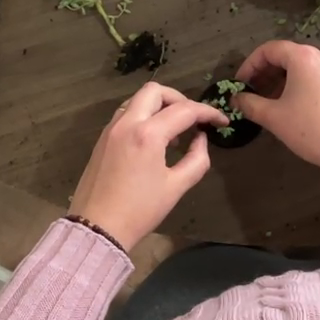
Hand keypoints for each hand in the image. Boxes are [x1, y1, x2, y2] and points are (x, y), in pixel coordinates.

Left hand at [69, 82, 228, 251]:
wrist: (97, 228)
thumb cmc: (140, 210)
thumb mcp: (176, 187)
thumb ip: (196, 159)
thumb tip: (200, 139)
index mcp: (148, 134)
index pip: (185, 110)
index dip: (208, 112)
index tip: (222, 121)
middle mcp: (127, 123)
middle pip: (155, 91)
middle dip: (179, 99)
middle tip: (193, 119)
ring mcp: (111, 129)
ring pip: (137, 99)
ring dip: (159, 106)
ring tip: (173, 131)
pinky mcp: (102, 139)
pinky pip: (126, 114)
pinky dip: (143, 116)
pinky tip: (153, 140)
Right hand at [233, 40, 319, 182]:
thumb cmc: (310, 129)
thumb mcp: (274, 117)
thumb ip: (250, 104)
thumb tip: (236, 99)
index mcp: (304, 58)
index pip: (269, 50)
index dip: (250, 65)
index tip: (240, 84)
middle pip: (287, 56)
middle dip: (266, 73)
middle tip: (252, 93)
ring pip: (303, 67)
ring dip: (282, 80)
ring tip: (270, 101)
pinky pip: (317, 77)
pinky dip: (300, 85)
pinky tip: (294, 106)